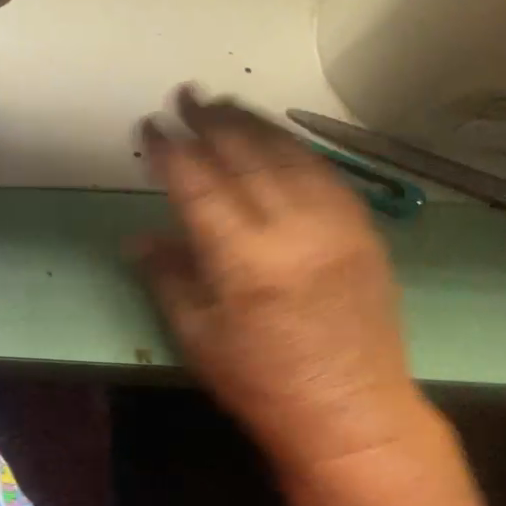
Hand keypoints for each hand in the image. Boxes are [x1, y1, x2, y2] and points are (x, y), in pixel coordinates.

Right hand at [132, 88, 430, 473]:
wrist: (352, 411)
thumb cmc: (259, 381)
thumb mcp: (196, 333)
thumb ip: (168, 275)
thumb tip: (141, 236)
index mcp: (245, 259)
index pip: (199, 186)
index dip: (171, 152)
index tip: (149, 126)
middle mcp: (295, 230)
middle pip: (248, 158)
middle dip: (212, 123)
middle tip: (184, 95)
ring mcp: (338, 226)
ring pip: (292, 157)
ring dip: (254, 125)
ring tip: (225, 103)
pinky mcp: (364, 231)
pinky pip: (326, 174)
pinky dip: (295, 149)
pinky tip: (276, 139)